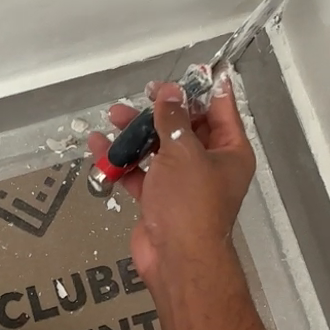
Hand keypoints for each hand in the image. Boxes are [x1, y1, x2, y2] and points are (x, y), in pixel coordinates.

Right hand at [86, 74, 255, 293]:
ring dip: (137, 133)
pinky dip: (123, 160)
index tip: (188, 69)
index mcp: (229, 151)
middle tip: (143, 94)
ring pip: (160, 148)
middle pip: (186, 127)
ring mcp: (183, 183)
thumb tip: (170, 91)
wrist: (177, 259)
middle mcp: (209, 164)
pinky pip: (141, 172)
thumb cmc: (190, 202)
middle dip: (161, 110)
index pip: (221, 109)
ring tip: (114, 116)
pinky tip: (100, 146)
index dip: (204, 88)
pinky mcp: (159, 199)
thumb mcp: (183, 152)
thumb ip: (172, 118)